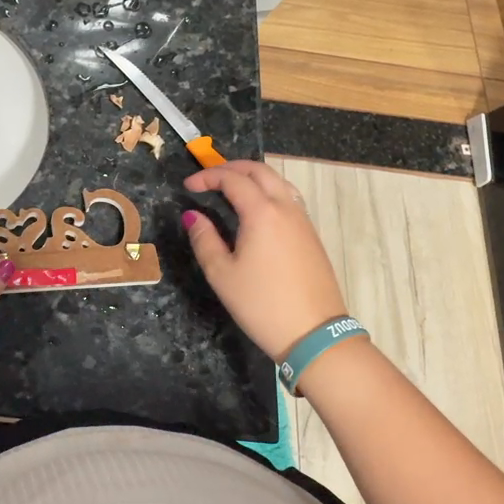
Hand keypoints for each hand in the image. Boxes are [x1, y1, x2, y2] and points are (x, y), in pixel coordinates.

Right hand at [183, 161, 347, 360]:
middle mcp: (285, 207)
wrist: (315, 335)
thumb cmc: (262, 305)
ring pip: (278, 181)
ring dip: (253, 177)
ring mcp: (302, 220)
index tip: (188, 186)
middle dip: (231, 168)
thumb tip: (193, 215)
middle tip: (209, 178)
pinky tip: (258, 210)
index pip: (232, 179)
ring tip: (232, 188)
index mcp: (261, 212)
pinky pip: (289, 197)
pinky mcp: (311, 235)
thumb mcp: (222, 275)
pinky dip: (269, 191)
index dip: (207, 177)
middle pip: (259, 171)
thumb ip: (204, 240)